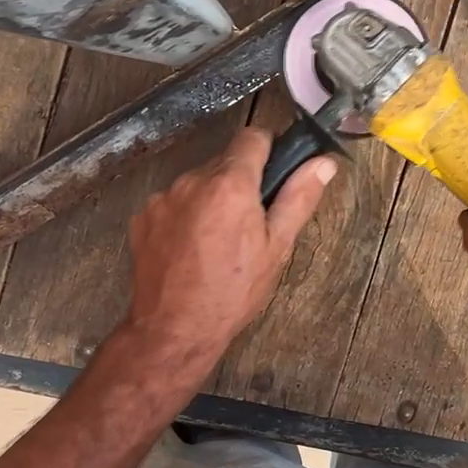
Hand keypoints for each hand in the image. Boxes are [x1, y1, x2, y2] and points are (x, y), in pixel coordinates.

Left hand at [113, 128, 335, 388]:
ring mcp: (163, 198)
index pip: (253, 137)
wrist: (173, 330)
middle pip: (225, 162)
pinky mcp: (143, 216)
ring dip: (212, 200)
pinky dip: (187, 216)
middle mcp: (193, 180)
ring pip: (199, 183)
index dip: (268, 150)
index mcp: (231, 184)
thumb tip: (324, 163)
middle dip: (241, 183)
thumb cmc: (232, 292)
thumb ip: (299, 198)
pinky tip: (193, 249)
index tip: (275, 173)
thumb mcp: (277, 248)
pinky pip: (175, 202)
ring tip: (220, 242)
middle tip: (252, 224)